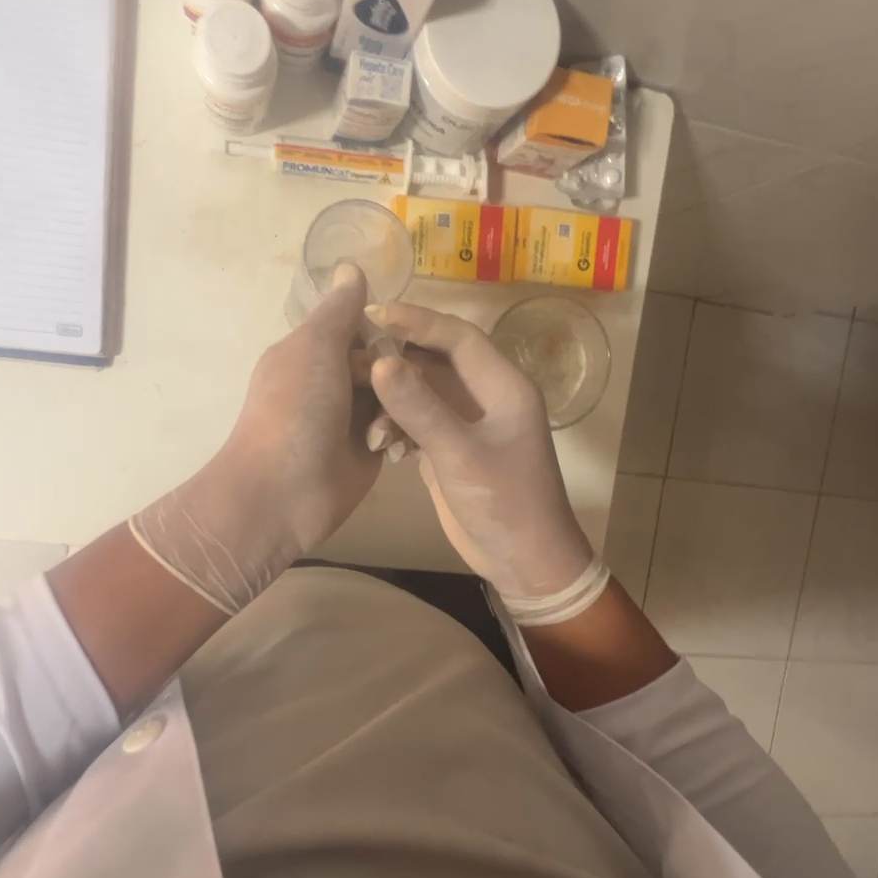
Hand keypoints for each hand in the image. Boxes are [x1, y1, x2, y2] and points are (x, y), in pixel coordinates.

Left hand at [129, 265, 381, 613]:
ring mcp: (353, 417)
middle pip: (387, 360)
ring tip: (387, 424)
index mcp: (313, 351)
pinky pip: (399, 427)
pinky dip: (401, 432)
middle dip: (399, 371)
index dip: (386, 329)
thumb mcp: (314, 348)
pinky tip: (397, 443)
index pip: (363, 326)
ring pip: (399, 394)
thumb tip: (350, 265)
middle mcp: (334, 381)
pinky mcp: (371, 450)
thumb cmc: (294, 411)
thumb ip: (339, 311)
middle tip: (397, 388)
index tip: (409, 335)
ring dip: (400, 406)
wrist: (283, 493)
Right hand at [367, 302, 607, 624]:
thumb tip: (379, 362)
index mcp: (504, 387)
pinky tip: (380, 445)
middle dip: (396, 361)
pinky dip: (398, 428)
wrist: (524, 561)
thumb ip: (420, 408)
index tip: (373, 315)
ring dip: (393, 402)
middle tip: (352, 360)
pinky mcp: (452, 450)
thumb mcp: (459, 455)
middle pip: (437, 362)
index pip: (458, 338)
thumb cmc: (504, 504)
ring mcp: (469, 425)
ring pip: (423, 394)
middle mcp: (487, 398)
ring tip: (367, 421)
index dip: (417, 322)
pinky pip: (419, 422)